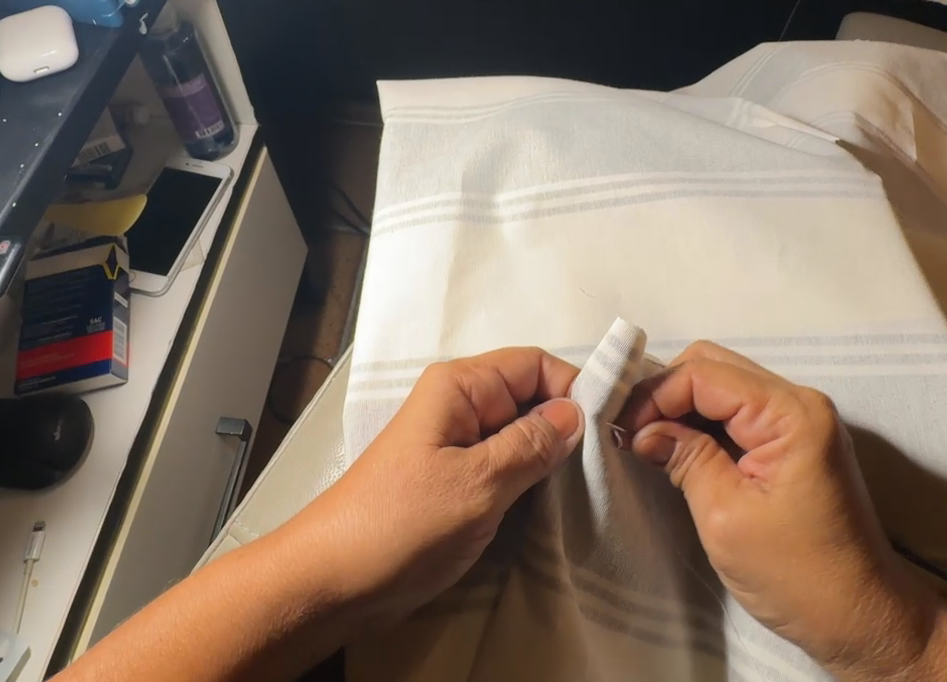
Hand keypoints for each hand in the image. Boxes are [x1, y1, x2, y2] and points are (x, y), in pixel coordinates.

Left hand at [273, 346, 585, 626]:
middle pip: (529, 396)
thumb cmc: (402, 522)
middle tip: (606, 465)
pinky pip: (504, 462)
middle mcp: (460, 403)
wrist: (334, 581)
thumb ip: (531, 445)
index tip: (612, 426)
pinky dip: (530, 478)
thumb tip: (578, 413)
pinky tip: (553, 503)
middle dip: (566, 425)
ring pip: (520, 433)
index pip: (533, 364)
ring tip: (587, 487)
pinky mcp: (455, 477)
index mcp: (460, 386)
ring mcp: (457, 442)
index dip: (574, 387)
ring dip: (549, 456)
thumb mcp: (477, 483)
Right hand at [616, 342, 938, 678]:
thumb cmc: (798, 577)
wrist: (866, 623)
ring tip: (648, 436)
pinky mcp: (793, 437)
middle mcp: (798, 400)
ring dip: (681, 403)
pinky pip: (736, 407)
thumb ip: (684, 458)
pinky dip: (701, 418)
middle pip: (712, 365)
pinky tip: (678, 443)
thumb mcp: (725, 517)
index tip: (623, 429)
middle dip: (665, 392)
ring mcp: (799, 416)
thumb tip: (639, 429)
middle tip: (632, 429)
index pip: (704, 373)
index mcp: (790, 413)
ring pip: (721, 381)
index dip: (656, 394)